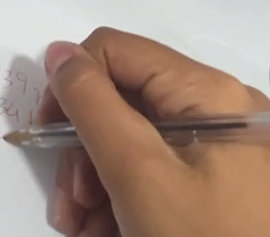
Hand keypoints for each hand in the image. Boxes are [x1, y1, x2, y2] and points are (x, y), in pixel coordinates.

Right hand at [36, 28, 269, 236]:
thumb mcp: (137, 173)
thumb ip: (90, 102)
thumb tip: (58, 51)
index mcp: (211, 93)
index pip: (114, 51)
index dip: (72, 86)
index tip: (47, 136)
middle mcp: (220, 110)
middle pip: (120, 98)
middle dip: (82, 147)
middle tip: (70, 203)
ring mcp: (221, 149)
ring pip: (130, 137)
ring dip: (92, 178)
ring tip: (80, 225)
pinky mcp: (218, 185)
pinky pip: (152, 168)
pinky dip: (119, 195)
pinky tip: (101, 229)